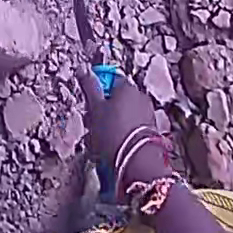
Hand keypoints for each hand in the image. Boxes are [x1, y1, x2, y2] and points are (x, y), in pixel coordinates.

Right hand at [75, 52, 173, 186]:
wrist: (137, 163)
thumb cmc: (114, 133)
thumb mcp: (95, 108)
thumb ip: (89, 86)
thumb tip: (83, 68)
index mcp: (127, 87)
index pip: (109, 77)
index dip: (96, 88)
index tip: (88, 99)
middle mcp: (140, 97)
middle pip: (116, 95)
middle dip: (102, 106)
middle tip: (90, 119)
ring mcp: (147, 114)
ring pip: (123, 111)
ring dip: (110, 120)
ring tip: (99, 136)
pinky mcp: (149, 130)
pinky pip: (131, 125)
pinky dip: (121, 130)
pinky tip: (112, 143)